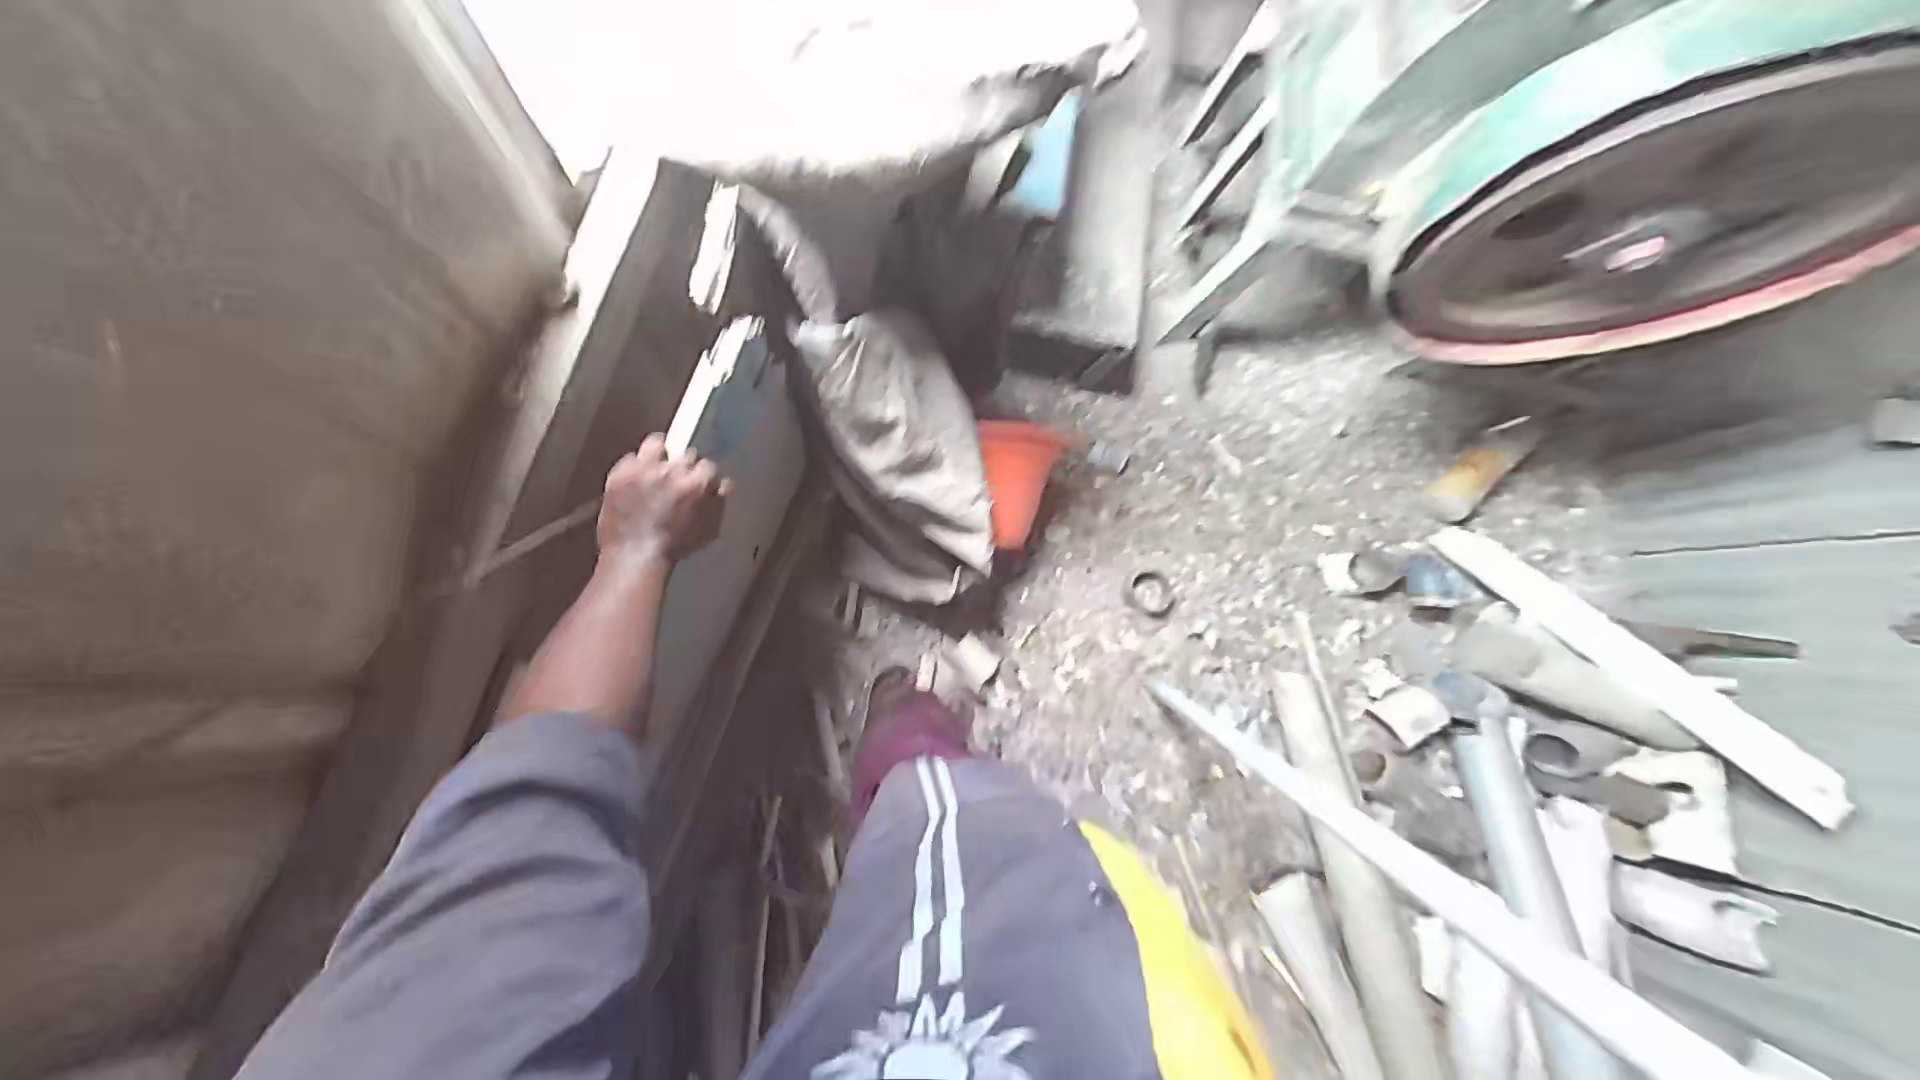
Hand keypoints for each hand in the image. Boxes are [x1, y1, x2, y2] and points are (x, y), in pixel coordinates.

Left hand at [597, 434, 729, 566]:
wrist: (634, 556)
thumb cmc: (675, 546)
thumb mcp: (709, 529)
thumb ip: (719, 502)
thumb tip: (723, 484)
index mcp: (698, 484)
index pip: (708, 466)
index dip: (703, 477)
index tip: (697, 485)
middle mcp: (672, 471)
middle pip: (685, 454)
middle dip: (683, 467)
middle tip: (677, 481)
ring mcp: (644, 470)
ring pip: (656, 444)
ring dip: (659, 454)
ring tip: (656, 468)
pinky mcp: (621, 473)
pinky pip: (631, 457)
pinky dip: (635, 466)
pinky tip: (636, 481)